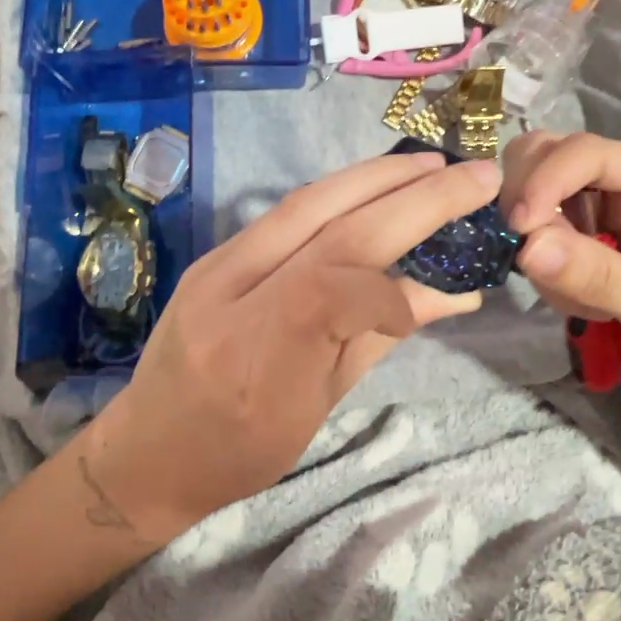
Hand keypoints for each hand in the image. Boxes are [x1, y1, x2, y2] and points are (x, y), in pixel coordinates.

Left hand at [79, 150, 495, 541]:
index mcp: (256, 358)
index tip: (439, 294)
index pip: (332, 289)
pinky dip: (338, 196)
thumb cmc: (239, 452)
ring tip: (429, 168)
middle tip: (472, 174)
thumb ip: (376, 340)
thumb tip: (449, 293)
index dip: (393, 287)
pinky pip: (283, 214)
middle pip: (326, 226)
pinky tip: (373, 188)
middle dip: (407, 195)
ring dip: (372, 178)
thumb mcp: (316, 409)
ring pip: (303, 202)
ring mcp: (215, 265)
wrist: (148, 447)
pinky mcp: (214, 253)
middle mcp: (230, 294)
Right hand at [500, 132, 620, 477]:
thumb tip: (527, 244)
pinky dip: (546, 269)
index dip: (546, 180)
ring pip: (540, 197)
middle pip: (553, 157)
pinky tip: (588, 309)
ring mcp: (613, 215)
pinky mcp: (593, 245)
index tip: (517, 228)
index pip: (589, 153)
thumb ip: (598, 275)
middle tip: (531, 256)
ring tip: (584, 301)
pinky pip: (542, 237)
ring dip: (541, 245)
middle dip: (533, 202)